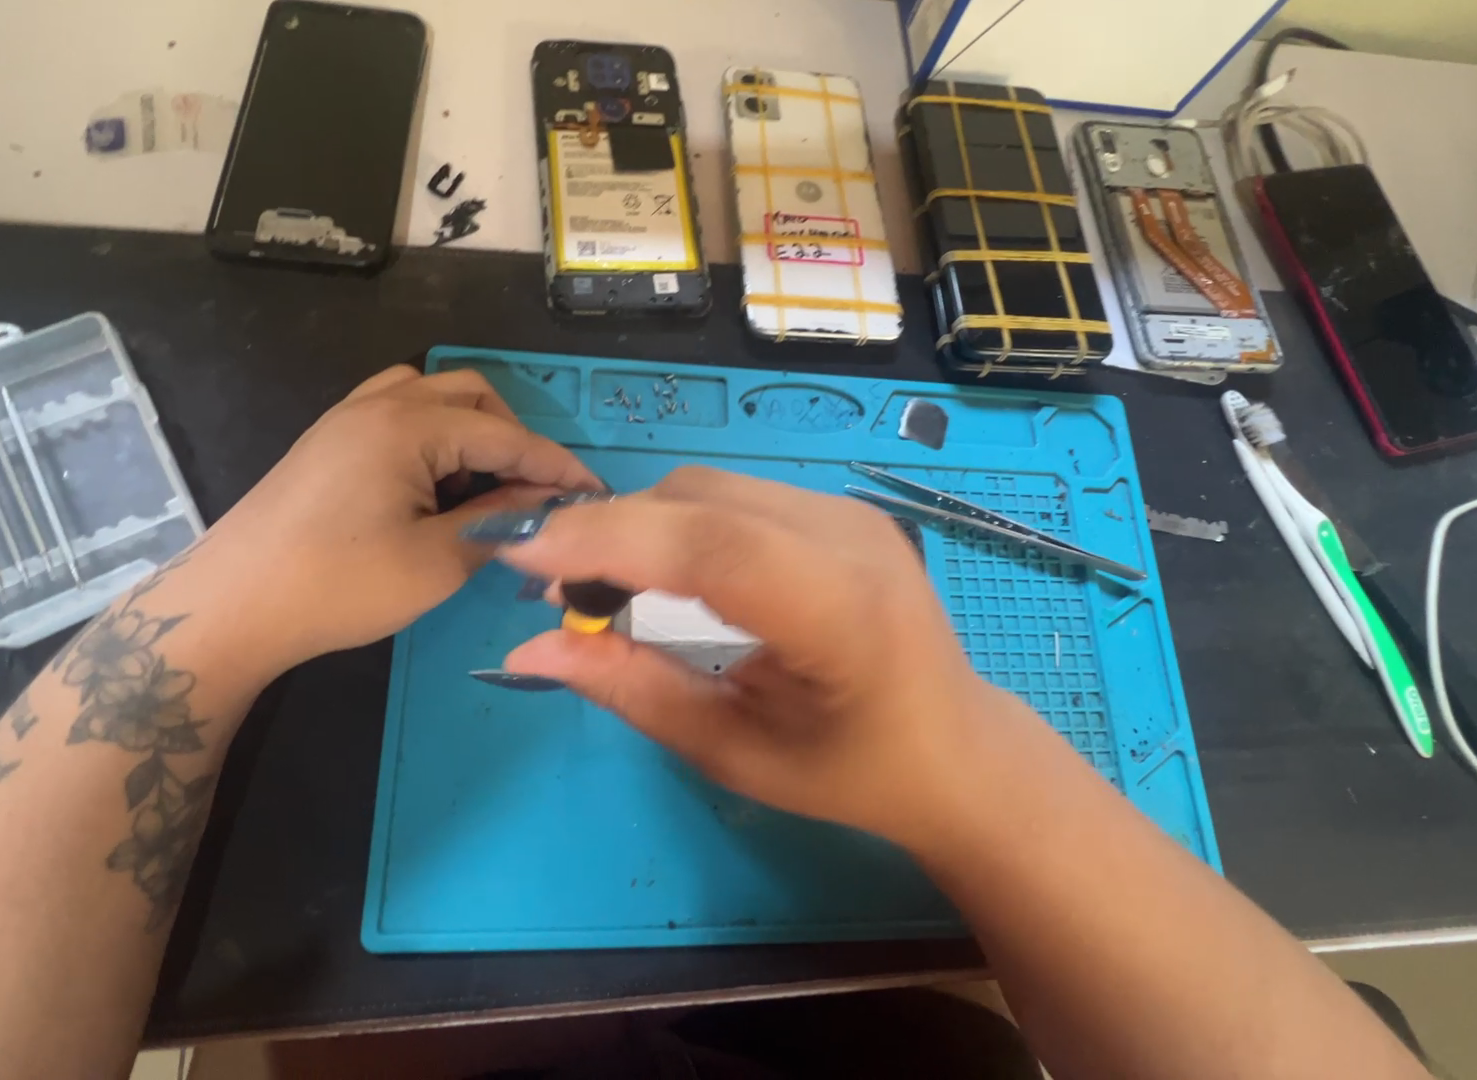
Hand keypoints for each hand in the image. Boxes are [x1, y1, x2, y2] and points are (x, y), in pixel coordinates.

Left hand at [193, 365, 599, 670]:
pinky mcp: (330, 441)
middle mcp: (379, 404)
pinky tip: (435, 483)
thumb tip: (547, 502)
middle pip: (472, 396)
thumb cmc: (340, 585)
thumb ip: (500, 521)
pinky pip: (399, 414)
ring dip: (473, 431)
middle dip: (514, 439)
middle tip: (532, 493)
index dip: (557, 466)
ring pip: (433, 397)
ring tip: (483, 485)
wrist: (234, 606)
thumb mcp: (438, 561)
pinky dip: (434, 436)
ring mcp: (348, 418)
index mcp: (409, 426)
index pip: (506, 436)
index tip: (595, 492)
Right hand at [486, 467, 1041, 850]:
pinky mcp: (839, 508)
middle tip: (553, 590)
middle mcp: (852, 538)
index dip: (607, 541)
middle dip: (608, 532)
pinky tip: (659, 569)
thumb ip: (634, 691)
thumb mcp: (735, 752)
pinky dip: (675, 524)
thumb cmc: (852, 773)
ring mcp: (850, 512)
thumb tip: (530, 650)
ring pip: (708, 488)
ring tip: (601, 586)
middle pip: (700, 502)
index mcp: (843, 612)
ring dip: (640, 525)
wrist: (956, 747)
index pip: (712, 548)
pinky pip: (732, 496)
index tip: (521, 558)